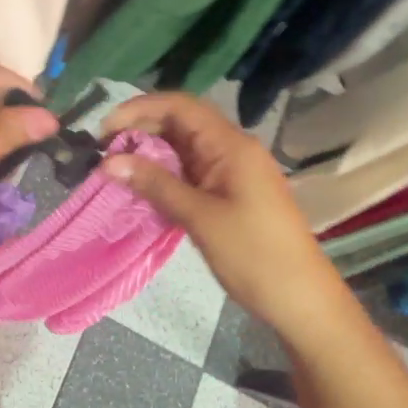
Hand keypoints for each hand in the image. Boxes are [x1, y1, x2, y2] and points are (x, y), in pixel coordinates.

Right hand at [102, 94, 344, 336]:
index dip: (139, 109)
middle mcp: (232, 149)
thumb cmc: (255, 256)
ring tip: (116, 170)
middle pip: (181, 123)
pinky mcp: (232, 193)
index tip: (105, 130)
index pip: (179, 106)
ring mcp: (233, 172)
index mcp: (230, 145)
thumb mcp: (200, 218)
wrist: (303, 301)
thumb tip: (109, 162)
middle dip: (141, 130)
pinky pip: (192, 172)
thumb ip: (155, 184)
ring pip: (184, 149)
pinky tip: (143, 190)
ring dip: (151, 154)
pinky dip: (166, 175)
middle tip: (104, 153)